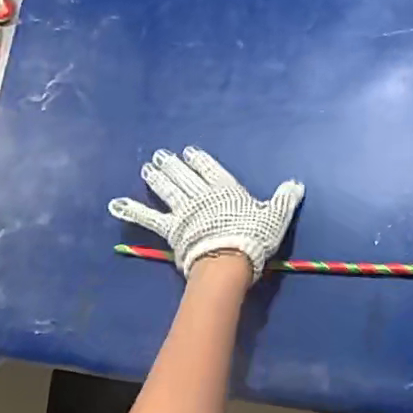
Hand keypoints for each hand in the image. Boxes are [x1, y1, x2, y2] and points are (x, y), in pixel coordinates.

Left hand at [109, 147, 303, 281]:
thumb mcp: (276, 217)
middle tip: (162, 155)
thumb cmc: (254, 239)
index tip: (190, 153)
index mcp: (227, 190)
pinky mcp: (170, 228)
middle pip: (185, 176)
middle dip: (173, 165)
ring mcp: (183, 210)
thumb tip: (296, 184)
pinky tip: (115, 203)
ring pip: (167, 189)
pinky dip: (130, 210)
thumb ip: (284, 199)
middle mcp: (202, 195)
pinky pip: (147, 217)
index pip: (211, 170)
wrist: (229, 260)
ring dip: (156, 178)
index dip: (200, 161)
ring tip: (148, 168)